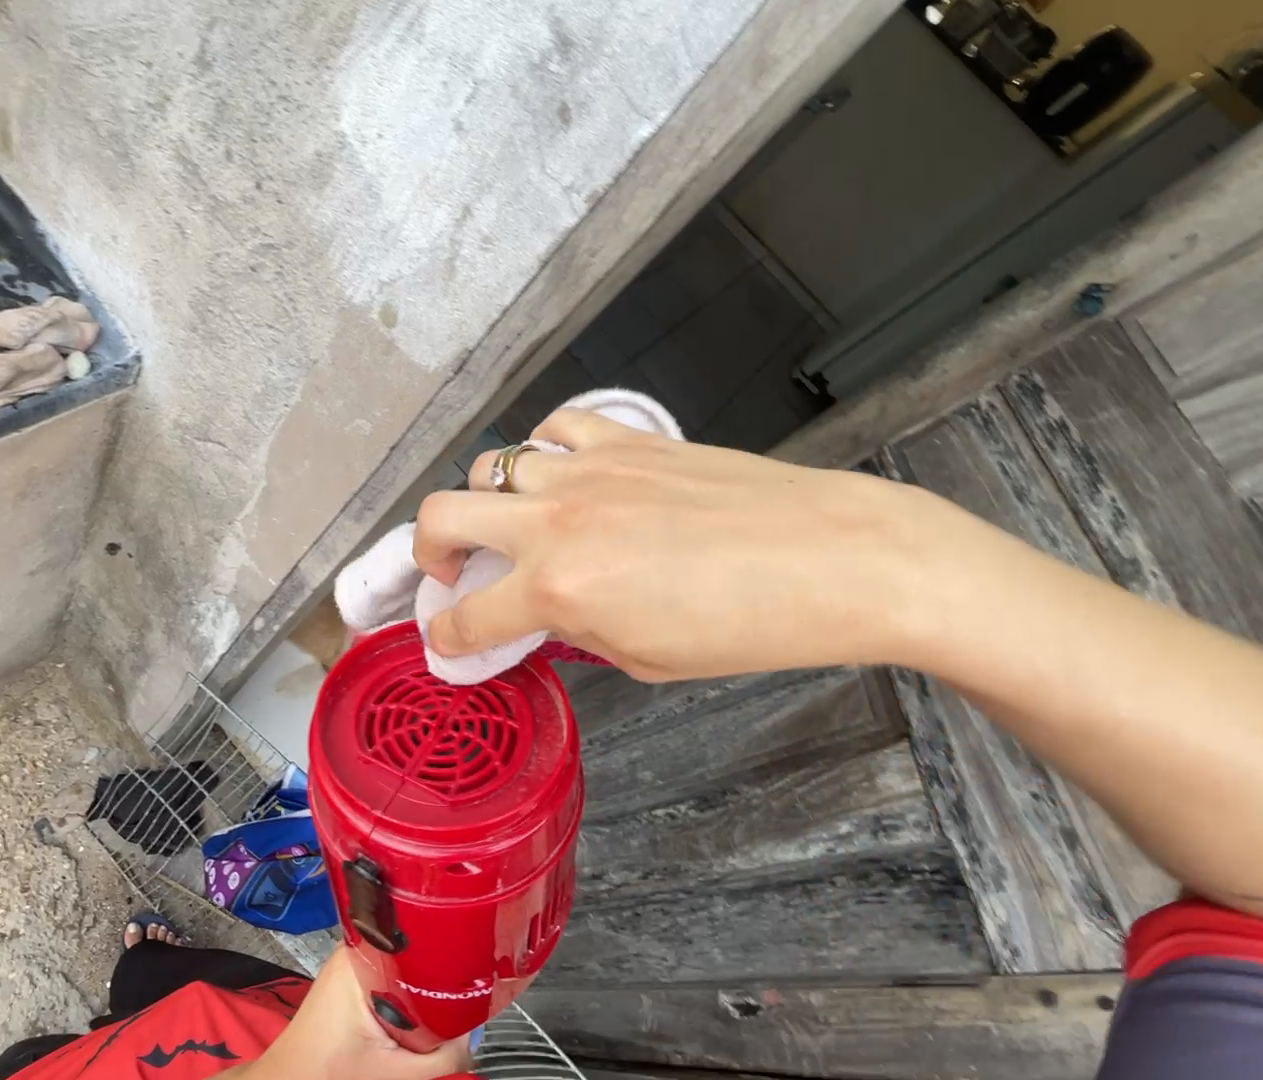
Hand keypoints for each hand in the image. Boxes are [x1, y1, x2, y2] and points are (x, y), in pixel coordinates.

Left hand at [235, 949, 470, 1079]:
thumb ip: (442, 1057)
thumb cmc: (327, 1074)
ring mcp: (351, 958)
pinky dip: (410, 986)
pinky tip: (426, 1004)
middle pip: (413, 943)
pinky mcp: (352, 975)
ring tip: (455, 988)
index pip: (414, 930)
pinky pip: (392, 969)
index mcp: (360, 956)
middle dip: (441, 962)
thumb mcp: (393, 1074)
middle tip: (473, 975)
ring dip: (426, 976)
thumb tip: (479, 1036)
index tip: (475, 948)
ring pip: (405, 957)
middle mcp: (354, 947)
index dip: (446, 939)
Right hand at [412, 408, 1019, 681]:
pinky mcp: (626, 439)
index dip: (445, 638)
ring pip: (492, 465)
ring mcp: (587, 472)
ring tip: (516, 520)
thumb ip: (575, 629)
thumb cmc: (747, 627)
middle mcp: (555, 523)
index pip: (467, 618)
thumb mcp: (644, 658)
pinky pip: (555, 428)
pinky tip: (566, 474)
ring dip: (487, 499)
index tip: (447, 640)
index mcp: (557, 589)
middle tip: (452, 570)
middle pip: (439, 517)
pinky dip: (545, 451)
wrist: (833, 558)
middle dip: (429, 552)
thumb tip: (545, 610)